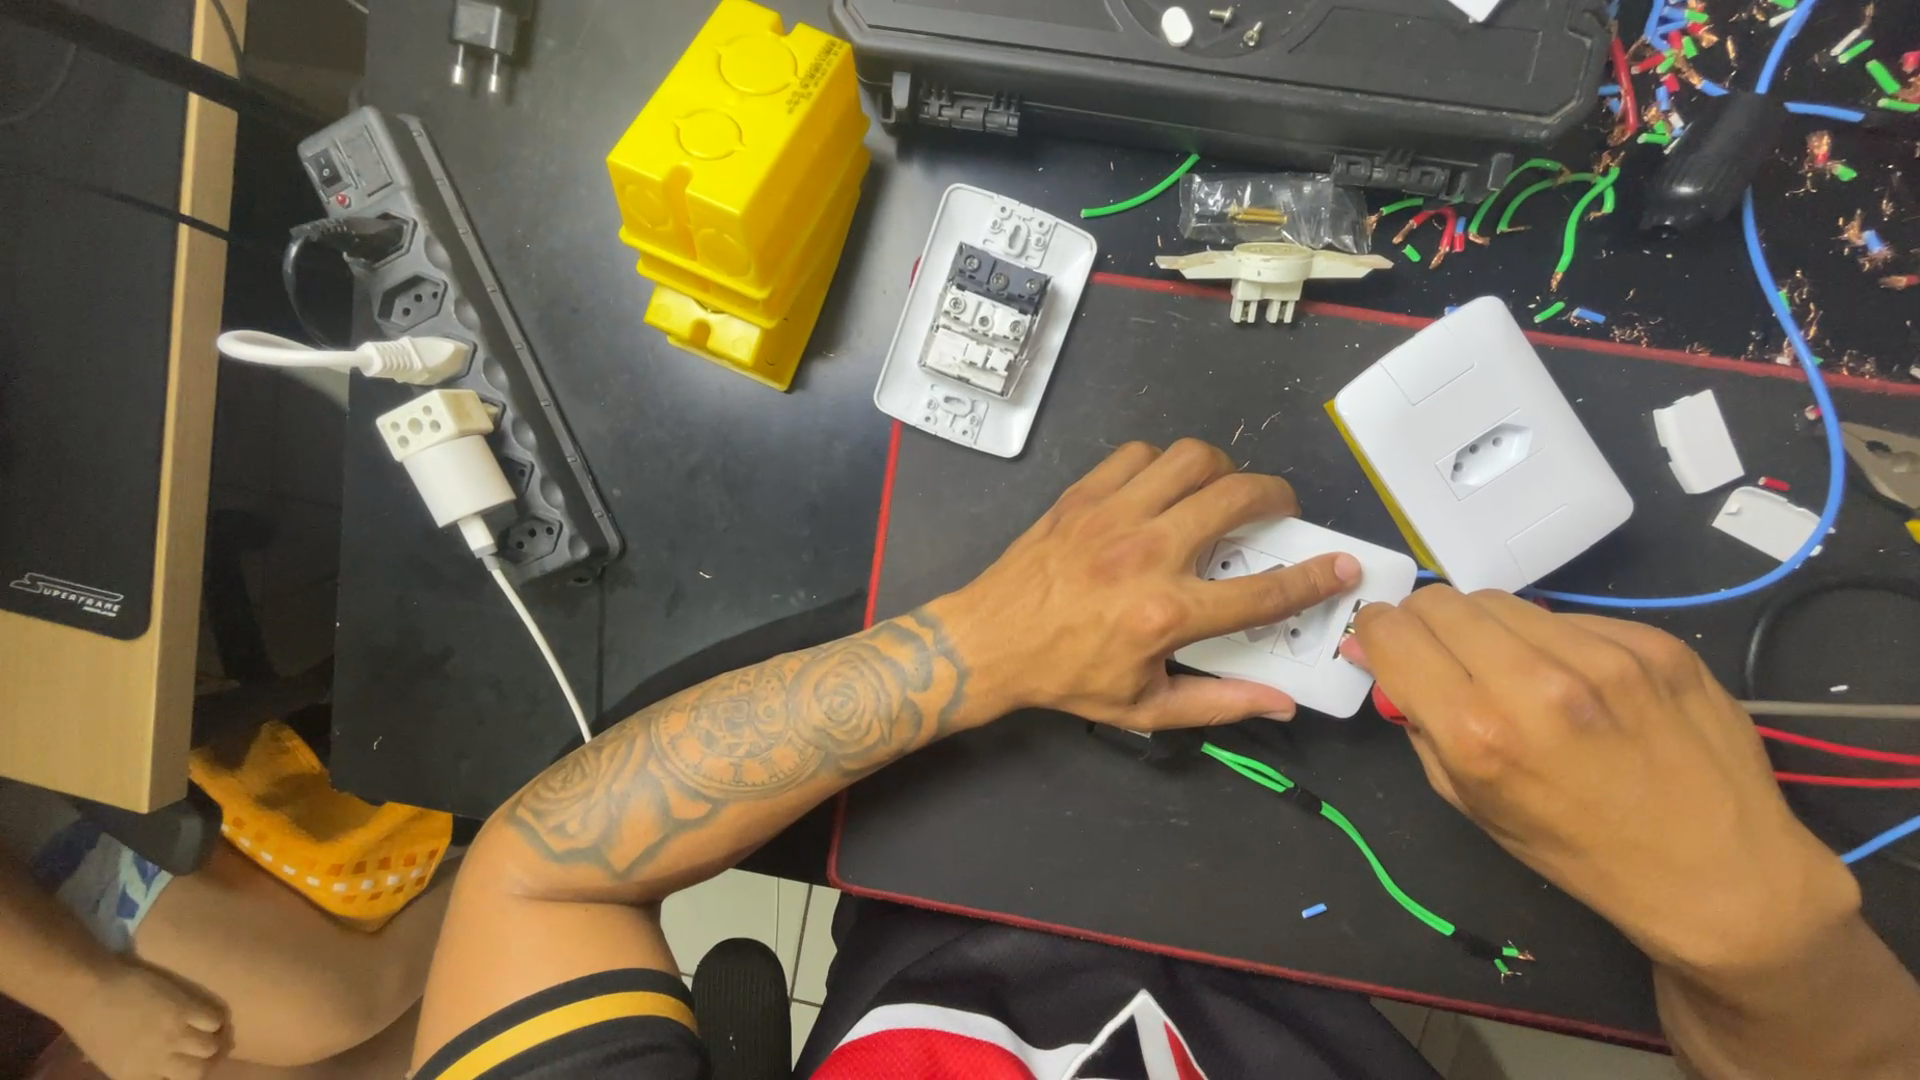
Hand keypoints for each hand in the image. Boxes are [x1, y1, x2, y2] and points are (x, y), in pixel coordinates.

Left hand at [66, 963, 227, 1079]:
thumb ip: (142, 1068)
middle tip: (205, 1048)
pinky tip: (205, 1012)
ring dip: (212, 1037)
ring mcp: (172, 1035)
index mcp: (133, 1077)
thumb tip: (168, 1067)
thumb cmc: (96, 1029)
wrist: (90, 996)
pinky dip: (214, 1018)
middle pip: (199, 1072)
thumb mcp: (113, 1061)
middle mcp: (156, 1062)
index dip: (187, 1076)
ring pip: (211, 1046)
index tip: (192, 1064)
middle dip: (206, 1061)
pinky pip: (214, 1020)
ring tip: (208, 1028)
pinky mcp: (185, 1010)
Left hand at [935, 439, 1360, 729]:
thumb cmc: (1065, 677)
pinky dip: (1162, 462)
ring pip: (1190, 459)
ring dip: (1221, 468)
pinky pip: (1138, 455)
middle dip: (1277, 496)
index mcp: (1167, 613)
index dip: (1315, 578)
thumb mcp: (1143, 707)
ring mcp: (1113, 516)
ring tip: (1220, 489)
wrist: (991, 640)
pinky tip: (1162, 485)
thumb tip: (1281, 703)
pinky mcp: (1082, 495)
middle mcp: (1147, 554)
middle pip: (1237, 498)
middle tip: (1278, 510)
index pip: (1263, 592)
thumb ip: (1218, 703)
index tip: (1343, 565)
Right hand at [1348, 586, 1858, 973]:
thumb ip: (1414, 717)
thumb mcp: (1466, 796)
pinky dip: (1548, 639)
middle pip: (1439, 603)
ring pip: (1498, 600)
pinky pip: (1564, 616)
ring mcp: (1601, 657)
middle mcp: (1534, 683)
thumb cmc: (1574, 848)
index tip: (1385, 645)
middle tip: (1442, 656)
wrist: (1722, 875)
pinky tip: (1573, 678)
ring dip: (1485, 627)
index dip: (1377, 633)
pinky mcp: (1654, 644)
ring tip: (1511, 668)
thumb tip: (1372, 651)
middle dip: (1424, 624)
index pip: (1391, 631)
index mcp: (1475, 730)